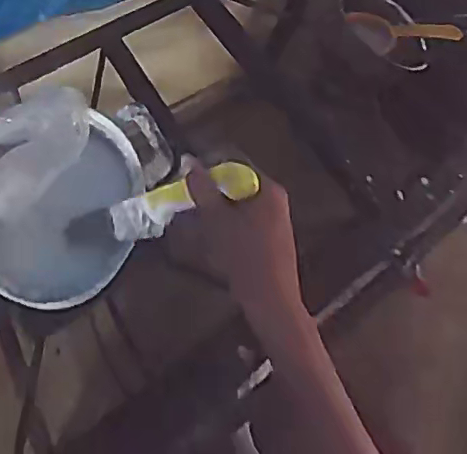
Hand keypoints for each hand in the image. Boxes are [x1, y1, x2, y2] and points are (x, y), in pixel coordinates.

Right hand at [185, 165, 304, 320]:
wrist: (272, 304)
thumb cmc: (246, 257)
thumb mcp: (218, 220)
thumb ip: (203, 189)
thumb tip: (190, 161)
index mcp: (269, 189)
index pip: (236, 164)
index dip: (210, 168)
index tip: (189, 178)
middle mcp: (276, 200)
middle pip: (238, 184)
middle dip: (213, 191)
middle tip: (191, 200)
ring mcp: (277, 221)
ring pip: (240, 204)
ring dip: (219, 209)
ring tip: (199, 219)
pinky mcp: (273, 240)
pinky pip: (247, 220)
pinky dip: (230, 223)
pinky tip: (216, 238)